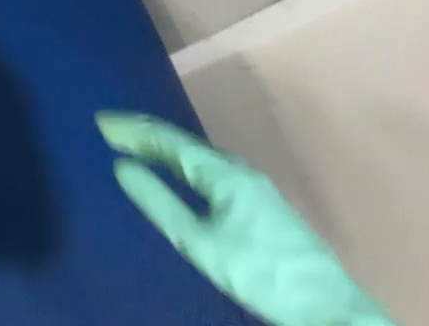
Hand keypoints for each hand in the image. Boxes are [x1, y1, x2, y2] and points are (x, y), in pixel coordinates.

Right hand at [96, 112, 394, 325]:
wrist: (329, 310)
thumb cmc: (258, 273)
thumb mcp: (199, 241)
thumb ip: (159, 202)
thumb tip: (122, 166)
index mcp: (221, 172)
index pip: (166, 139)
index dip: (132, 129)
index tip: (99, 121)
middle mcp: (237, 169)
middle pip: (182, 143)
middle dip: (143, 133)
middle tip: (109, 128)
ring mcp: (252, 186)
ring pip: (197, 156)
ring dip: (162, 147)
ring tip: (134, 145)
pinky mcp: (259, 203)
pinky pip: (208, 169)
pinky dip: (181, 162)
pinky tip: (176, 172)